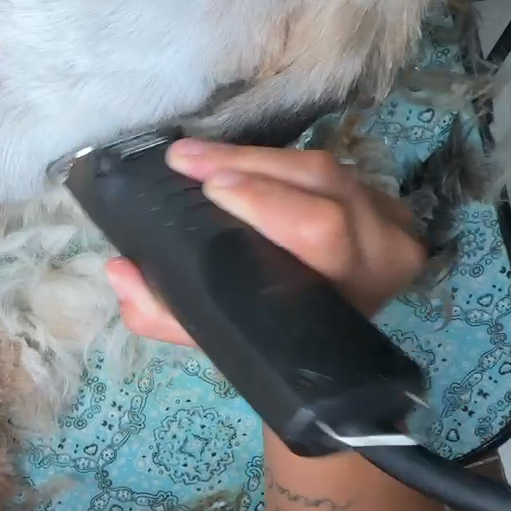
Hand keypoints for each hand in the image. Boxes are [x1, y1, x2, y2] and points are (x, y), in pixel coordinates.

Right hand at [106, 142, 426, 344]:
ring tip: (199, 157)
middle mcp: (381, 254)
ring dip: (255, 157)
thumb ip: (159, 312)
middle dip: (248, 164)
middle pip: (321, 184)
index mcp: (346, 294)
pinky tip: (235, 161)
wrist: (326, 354)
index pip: (316, 229)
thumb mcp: (211, 339)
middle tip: (187, 160)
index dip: (264, 200)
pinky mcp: (386, 204)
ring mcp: (392, 224)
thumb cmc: (264, 345)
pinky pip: (327, 168)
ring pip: (323, 169)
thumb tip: (118, 269)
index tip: (208, 185)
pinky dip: (276, 163)